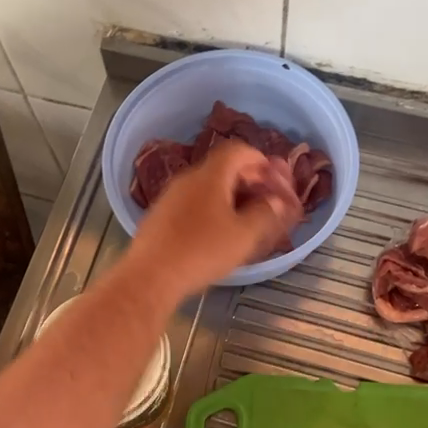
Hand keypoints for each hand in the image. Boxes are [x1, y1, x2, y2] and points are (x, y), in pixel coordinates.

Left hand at [120, 141, 299, 300]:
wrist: (150, 276)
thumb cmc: (202, 251)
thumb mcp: (243, 235)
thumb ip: (265, 213)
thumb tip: (276, 200)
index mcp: (210, 176)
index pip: (238, 150)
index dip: (260, 160)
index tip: (273, 179)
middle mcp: (187, 179)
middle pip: (222, 168)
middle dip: (247, 181)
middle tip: (264, 201)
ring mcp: (170, 197)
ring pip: (206, 188)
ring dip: (228, 198)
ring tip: (243, 221)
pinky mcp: (159, 217)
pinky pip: (192, 204)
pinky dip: (210, 210)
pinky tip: (215, 234)